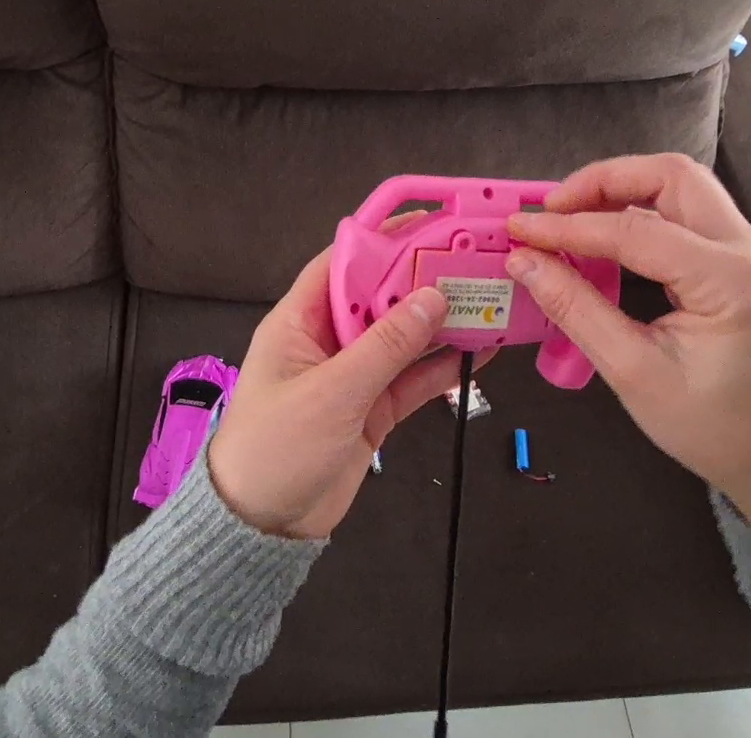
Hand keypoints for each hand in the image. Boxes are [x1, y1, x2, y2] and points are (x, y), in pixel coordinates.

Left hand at [208, 246, 490, 539]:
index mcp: (299, 321)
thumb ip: (385, 347)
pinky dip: (442, 368)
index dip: (381, 241)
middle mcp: (327, 340)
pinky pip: (412, 380)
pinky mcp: (373, 410)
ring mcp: (352, 376)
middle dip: (420, 281)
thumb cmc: (278, 447)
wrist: (263, 524)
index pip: (341, 265)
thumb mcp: (332, 392)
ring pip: (401, 339)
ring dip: (439, 323)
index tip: (427, 226)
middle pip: (378, 298)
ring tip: (487, 301)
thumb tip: (432, 298)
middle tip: (471, 262)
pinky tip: (479, 352)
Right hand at [505, 154, 750, 538]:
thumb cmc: (714, 429)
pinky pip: (687, 216)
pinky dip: (640, 213)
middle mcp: (749, 251)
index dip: (567, 226)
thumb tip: (524, 262)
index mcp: (730, 280)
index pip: (633, 229)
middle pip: (672, 176)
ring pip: (682, 188)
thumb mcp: (634, 372)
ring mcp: (750, 254)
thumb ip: (576, 308)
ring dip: (622, 191)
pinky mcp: (740, 265)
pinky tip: (604, 238)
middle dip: (604, 180)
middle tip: (551, 208)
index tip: (519, 228)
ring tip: (570, 217)